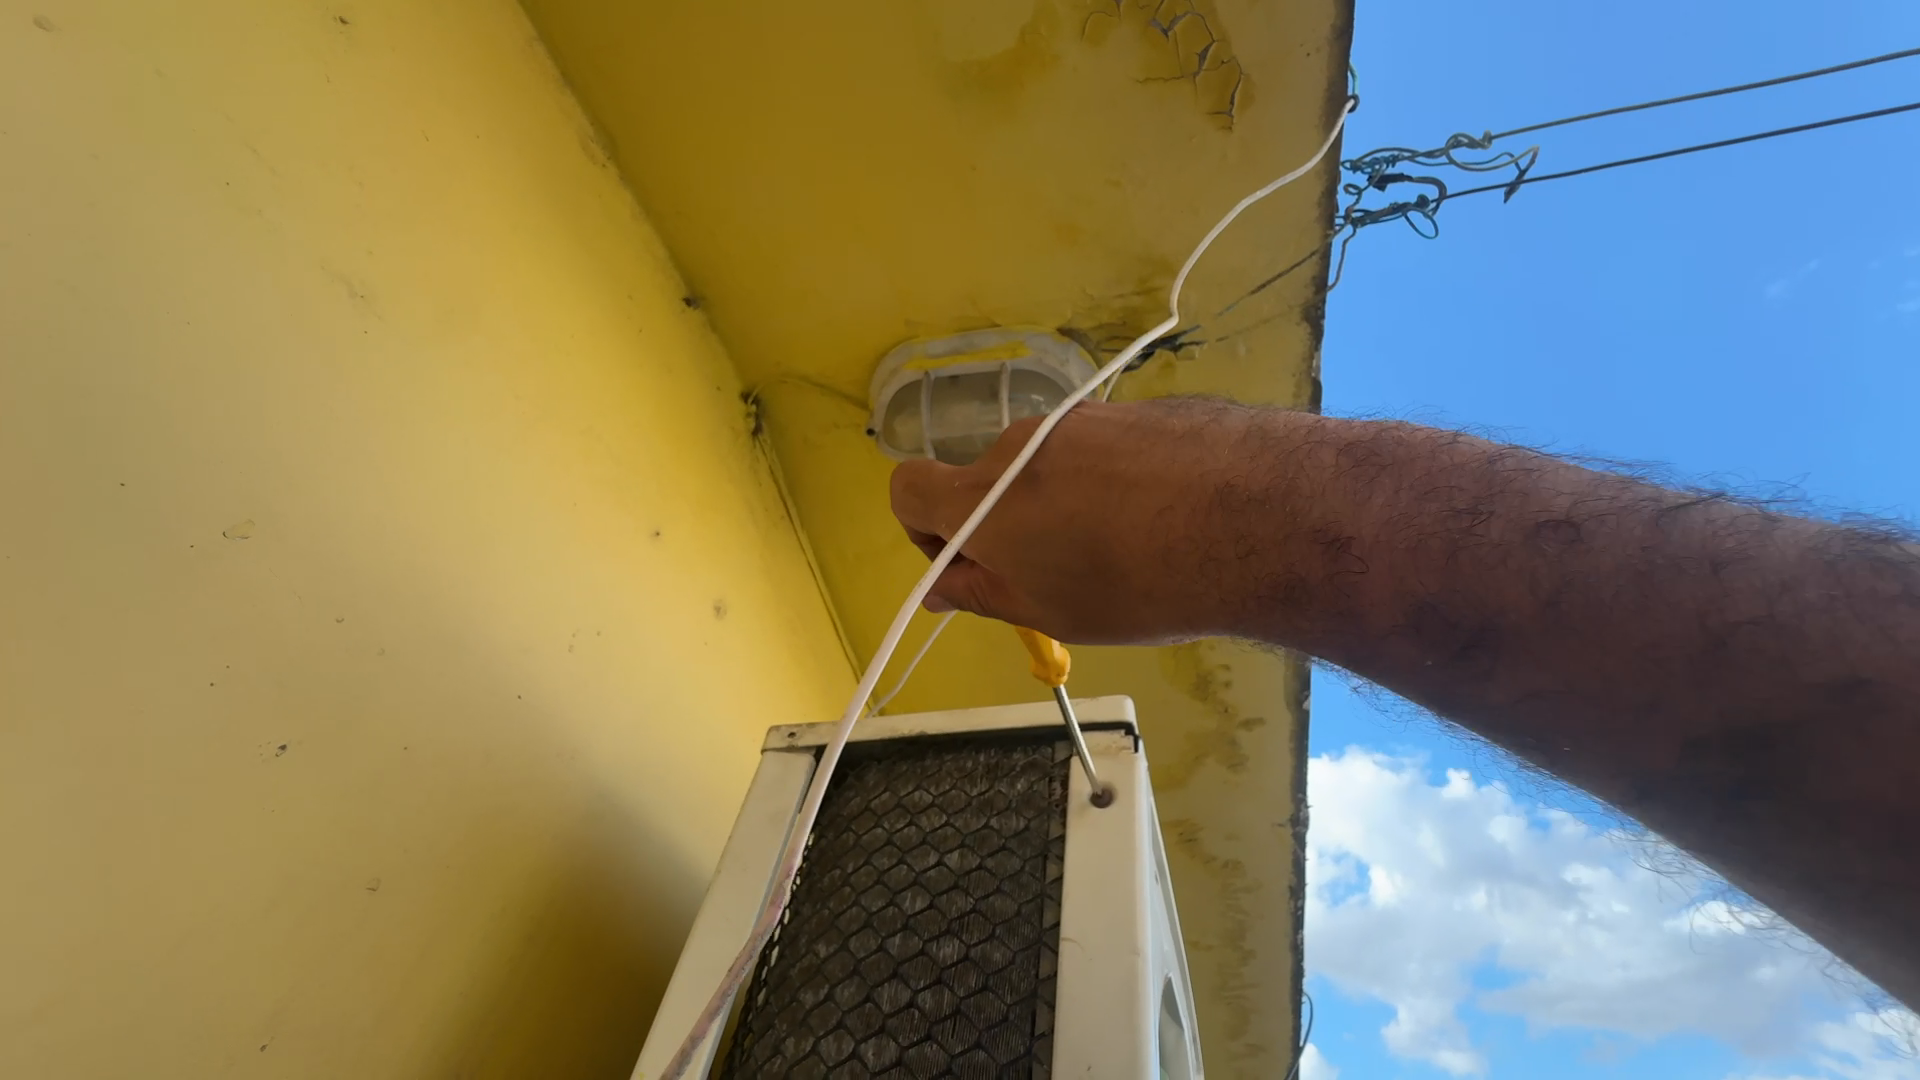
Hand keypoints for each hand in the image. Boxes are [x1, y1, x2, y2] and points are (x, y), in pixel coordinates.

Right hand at [887, 398, 1305, 643]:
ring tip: (1130, 546)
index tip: (971, 565)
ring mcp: (1082, 419)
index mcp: (985, 498)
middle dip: (1008, 527)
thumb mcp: (1050, 609)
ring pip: (1048, 468)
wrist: (1260, 514)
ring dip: (1063, 505)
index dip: (922, 532)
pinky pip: (1101, 450)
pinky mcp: (1136, 409)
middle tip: (1065, 572)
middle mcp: (1021, 445)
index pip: (906, 489)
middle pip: (987, 483)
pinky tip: (1166, 514)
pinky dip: (1111, 482)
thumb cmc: (1138, 583)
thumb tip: (938, 587)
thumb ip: (982, 593)